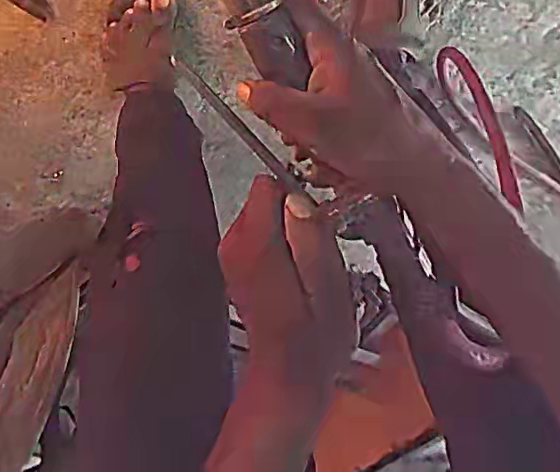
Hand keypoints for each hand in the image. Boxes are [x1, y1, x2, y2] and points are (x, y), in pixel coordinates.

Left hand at [218, 175, 355, 402]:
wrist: (289, 375)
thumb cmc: (315, 337)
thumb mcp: (329, 285)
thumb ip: (312, 235)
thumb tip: (297, 198)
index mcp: (256, 243)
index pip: (268, 184)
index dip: (296, 198)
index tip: (312, 225)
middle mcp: (234, 242)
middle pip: (265, 196)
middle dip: (292, 215)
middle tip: (312, 254)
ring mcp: (230, 252)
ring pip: (263, 212)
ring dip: (286, 231)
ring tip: (302, 270)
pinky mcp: (233, 260)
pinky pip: (258, 230)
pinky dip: (276, 243)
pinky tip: (290, 275)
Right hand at [238, 0, 445, 193]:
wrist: (420, 168)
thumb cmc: (378, 140)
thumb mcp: (311, 123)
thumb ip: (272, 102)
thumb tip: (245, 88)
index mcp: (333, 45)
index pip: (294, 3)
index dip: (267, 9)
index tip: (248, 30)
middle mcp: (342, 52)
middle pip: (292, 47)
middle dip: (278, 82)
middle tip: (278, 109)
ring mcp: (350, 74)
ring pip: (304, 79)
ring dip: (295, 109)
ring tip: (304, 138)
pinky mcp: (355, 96)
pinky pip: (320, 100)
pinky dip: (314, 122)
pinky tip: (321, 148)